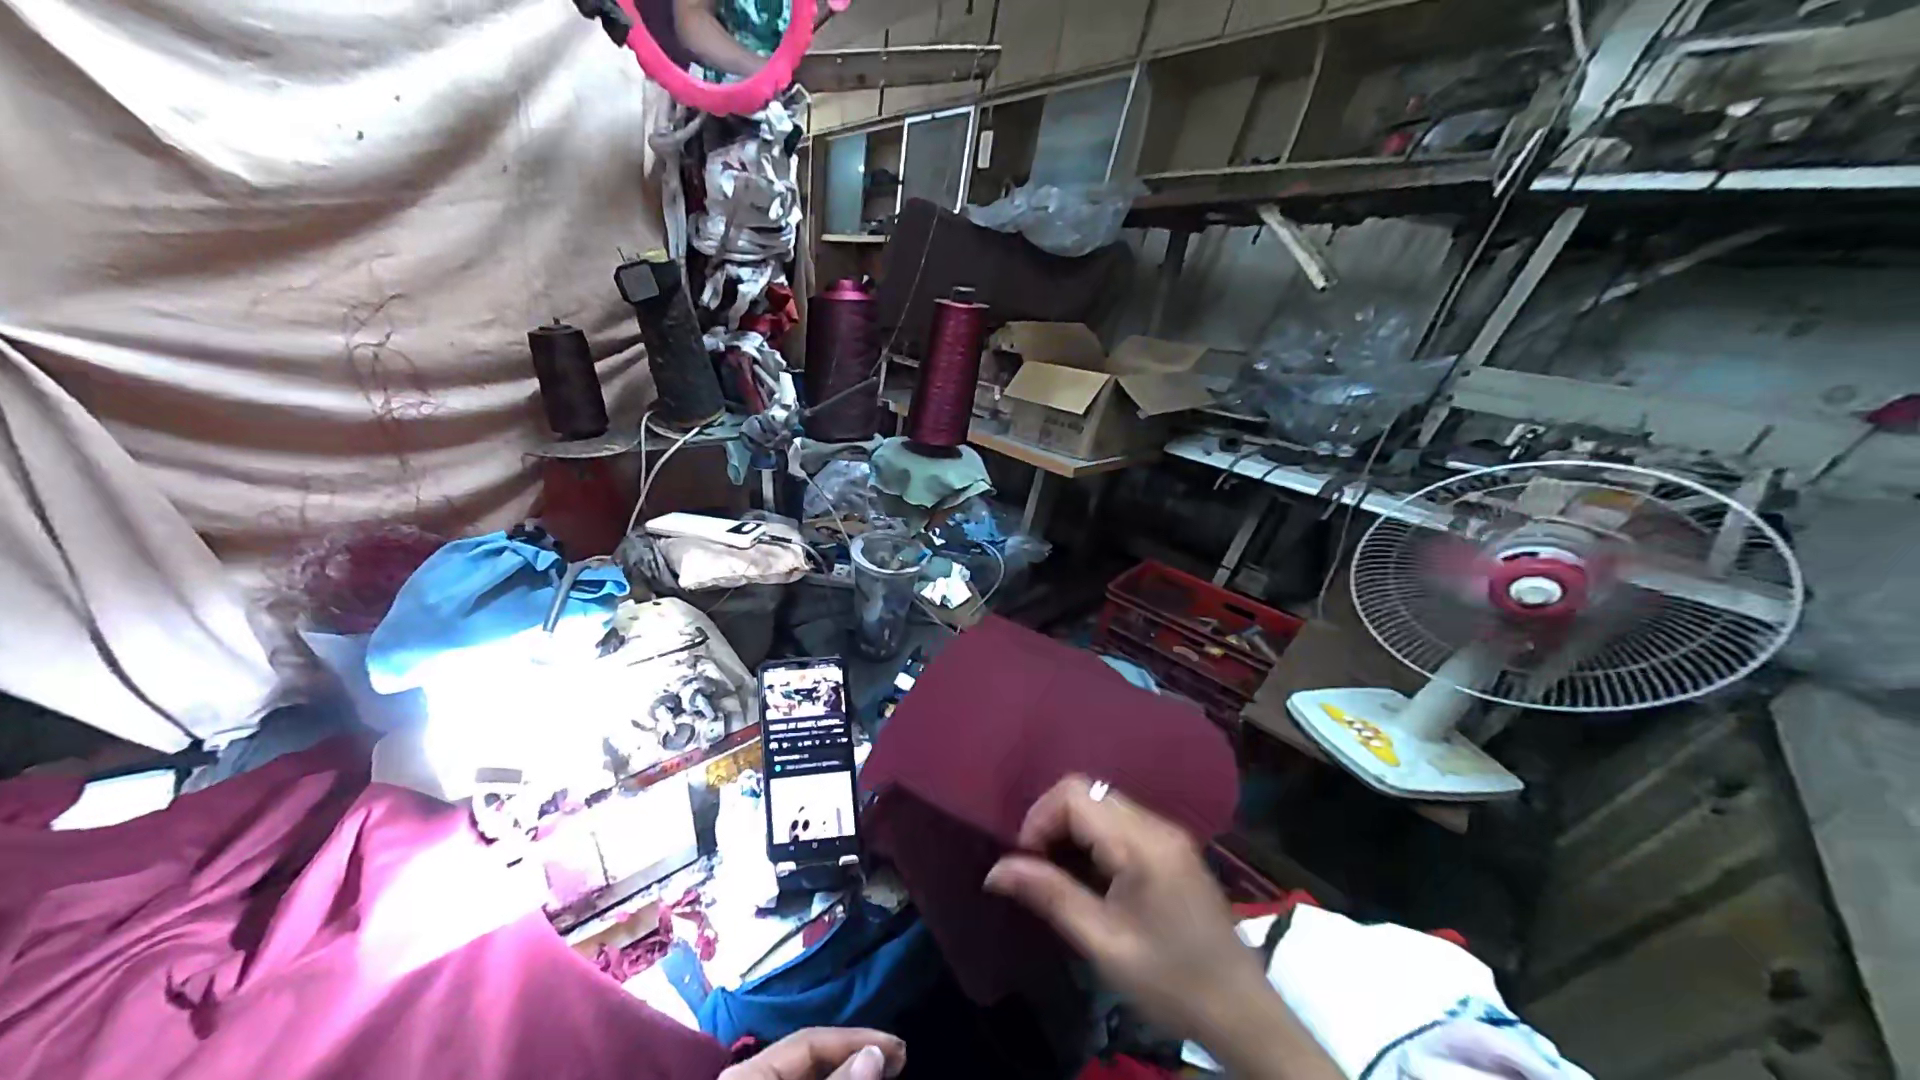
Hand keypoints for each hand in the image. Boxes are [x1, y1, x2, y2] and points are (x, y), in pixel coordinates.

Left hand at [717, 1029, 905, 1079]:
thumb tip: (876, 1053)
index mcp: (747, 1075)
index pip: (810, 1040)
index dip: (857, 1040)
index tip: (898, 1049)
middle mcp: (750, 1078)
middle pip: (810, 1058)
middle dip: (855, 1055)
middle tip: (897, 1060)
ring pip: (808, 1076)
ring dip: (847, 1073)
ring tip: (882, 1072)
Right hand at [982, 776, 1265, 1039]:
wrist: (1243, 1012)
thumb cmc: (1170, 982)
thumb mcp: (1103, 943)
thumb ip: (1050, 895)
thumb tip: (995, 870)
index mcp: (1140, 843)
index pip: (1074, 793)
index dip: (1039, 818)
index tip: (1026, 863)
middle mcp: (1156, 825)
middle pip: (1088, 791)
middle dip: (1052, 821)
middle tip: (1039, 869)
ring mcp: (1169, 834)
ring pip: (1104, 804)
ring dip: (1073, 828)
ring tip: (1061, 876)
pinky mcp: (1174, 848)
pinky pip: (1122, 821)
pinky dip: (1095, 836)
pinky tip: (1092, 877)